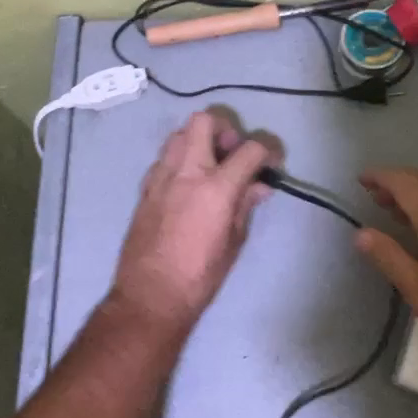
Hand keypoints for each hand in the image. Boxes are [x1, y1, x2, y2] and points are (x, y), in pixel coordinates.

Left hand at [110, 112, 274, 329]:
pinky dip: (181, 160)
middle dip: (225, 129)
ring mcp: (161, 176)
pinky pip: (165, 157)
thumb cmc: (199, 275)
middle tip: (233, 154)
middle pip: (205, 120)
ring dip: (199, 140)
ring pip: (180, 133)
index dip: (268, 150)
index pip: (250, 148)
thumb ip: (245, 205)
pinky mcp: (145, 187)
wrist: (149, 296)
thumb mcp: (234, 241)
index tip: (272, 162)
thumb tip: (259, 186)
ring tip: (210, 167)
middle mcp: (186, 171)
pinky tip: (188, 186)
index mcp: (215, 186)